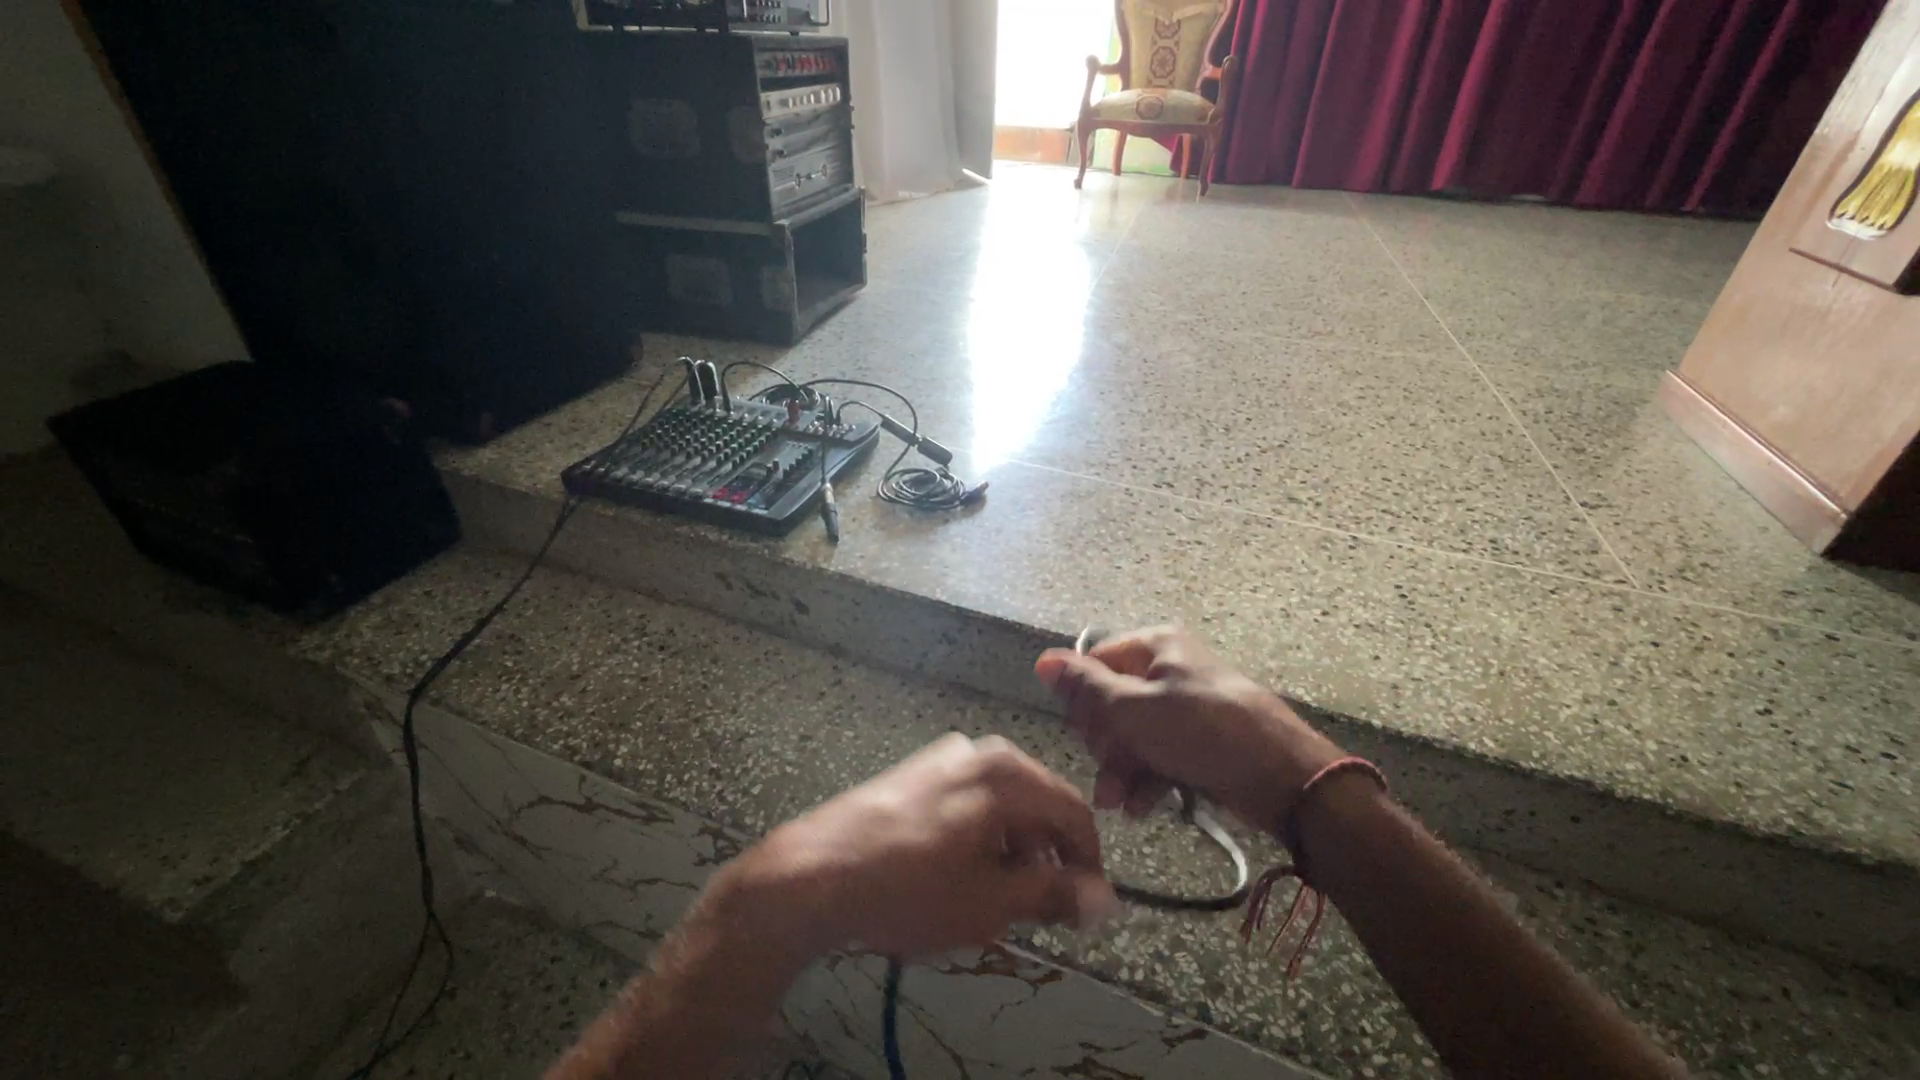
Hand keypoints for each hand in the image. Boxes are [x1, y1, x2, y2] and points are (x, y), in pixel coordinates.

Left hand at [724, 733, 1116, 959]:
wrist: (814, 871)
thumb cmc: (910, 888)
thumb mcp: (990, 902)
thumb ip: (1053, 894)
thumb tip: (1104, 898)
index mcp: (1007, 773)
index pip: (1074, 812)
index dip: (1090, 862)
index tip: (1088, 908)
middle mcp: (981, 751)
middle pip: (1039, 802)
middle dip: (1048, 856)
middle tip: (1042, 909)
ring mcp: (944, 757)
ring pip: (1004, 802)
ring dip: (1014, 846)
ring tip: (998, 896)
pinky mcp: (917, 771)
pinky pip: (971, 798)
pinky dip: (983, 833)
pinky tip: (961, 871)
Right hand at [1034, 626, 1343, 834]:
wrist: (1286, 779)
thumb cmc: (1202, 733)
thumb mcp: (1133, 709)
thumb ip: (1085, 687)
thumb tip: (1043, 660)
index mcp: (1156, 646)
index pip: (1096, 662)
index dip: (1083, 700)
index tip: (1084, 735)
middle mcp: (1171, 667)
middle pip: (1114, 700)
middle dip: (1105, 743)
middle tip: (1104, 770)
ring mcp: (1189, 705)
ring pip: (1136, 732)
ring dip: (1121, 767)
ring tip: (1115, 803)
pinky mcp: (1204, 740)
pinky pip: (1162, 752)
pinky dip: (1148, 777)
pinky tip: (1140, 807)